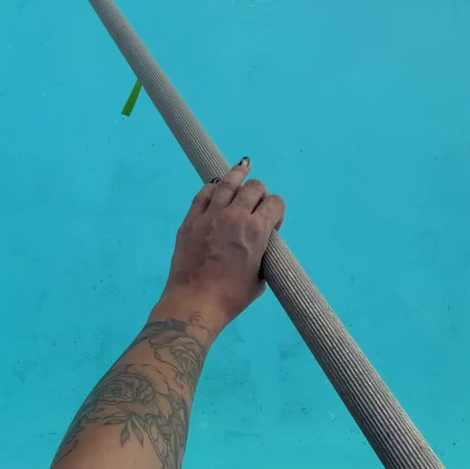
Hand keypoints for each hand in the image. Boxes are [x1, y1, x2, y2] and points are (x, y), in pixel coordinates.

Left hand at [158, 159, 285, 334]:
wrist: (195, 302)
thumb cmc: (232, 297)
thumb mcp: (261, 278)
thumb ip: (263, 254)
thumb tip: (259, 244)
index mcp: (257, 230)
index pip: (275, 203)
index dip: (277, 210)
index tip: (273, 221)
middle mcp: (235, 216)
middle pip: (254, 187)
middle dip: (261, 192)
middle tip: (258, 202)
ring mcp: (210, 215)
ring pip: (227, 183)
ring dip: (238, 174)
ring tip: (243, 166)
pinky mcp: (191, 219)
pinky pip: (203, 194)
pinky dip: (213, 187)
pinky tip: (217, 185)